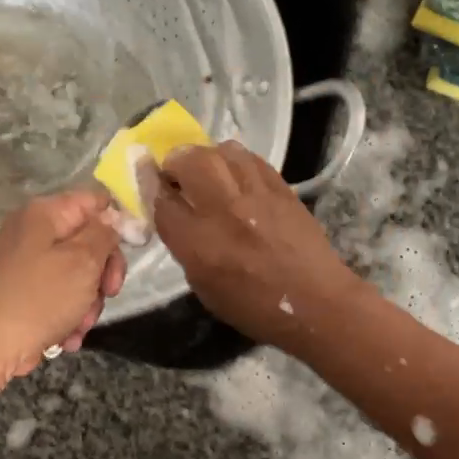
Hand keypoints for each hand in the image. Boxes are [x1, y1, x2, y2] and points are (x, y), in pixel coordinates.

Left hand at [0, 187, 126, 388]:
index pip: (94, 201)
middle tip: (109, 293)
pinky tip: (67, 337)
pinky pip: (59, 298)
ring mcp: (26, 265)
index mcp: (45, 214)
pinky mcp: (24, 294)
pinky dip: (69, 317)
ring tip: (80, 325)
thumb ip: (104, 234)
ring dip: (88, 303)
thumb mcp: (82, 261)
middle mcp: (33, 234)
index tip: (132, 249)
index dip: (117, 222)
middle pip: (88, 242)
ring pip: (77, 276)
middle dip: (103, 273)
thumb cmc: (39, 298)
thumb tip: (113, 218)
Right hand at [152, 141, 358, 351]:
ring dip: (205, 156)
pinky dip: (234, 160)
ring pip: (221, 151)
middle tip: (175, 173)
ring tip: (205, 169)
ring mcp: (255, 194)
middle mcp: (223, 210)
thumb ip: (185, 249)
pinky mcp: (280, 187)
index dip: (148, 185)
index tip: (144, 177)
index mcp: (198, 243)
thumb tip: (177, 219)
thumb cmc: (254, 306)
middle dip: (175, 162)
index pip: (161, 200)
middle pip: (189, 162)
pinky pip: (249, 158)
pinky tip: (233, 173)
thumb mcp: (204, 287)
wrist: (315, 303)